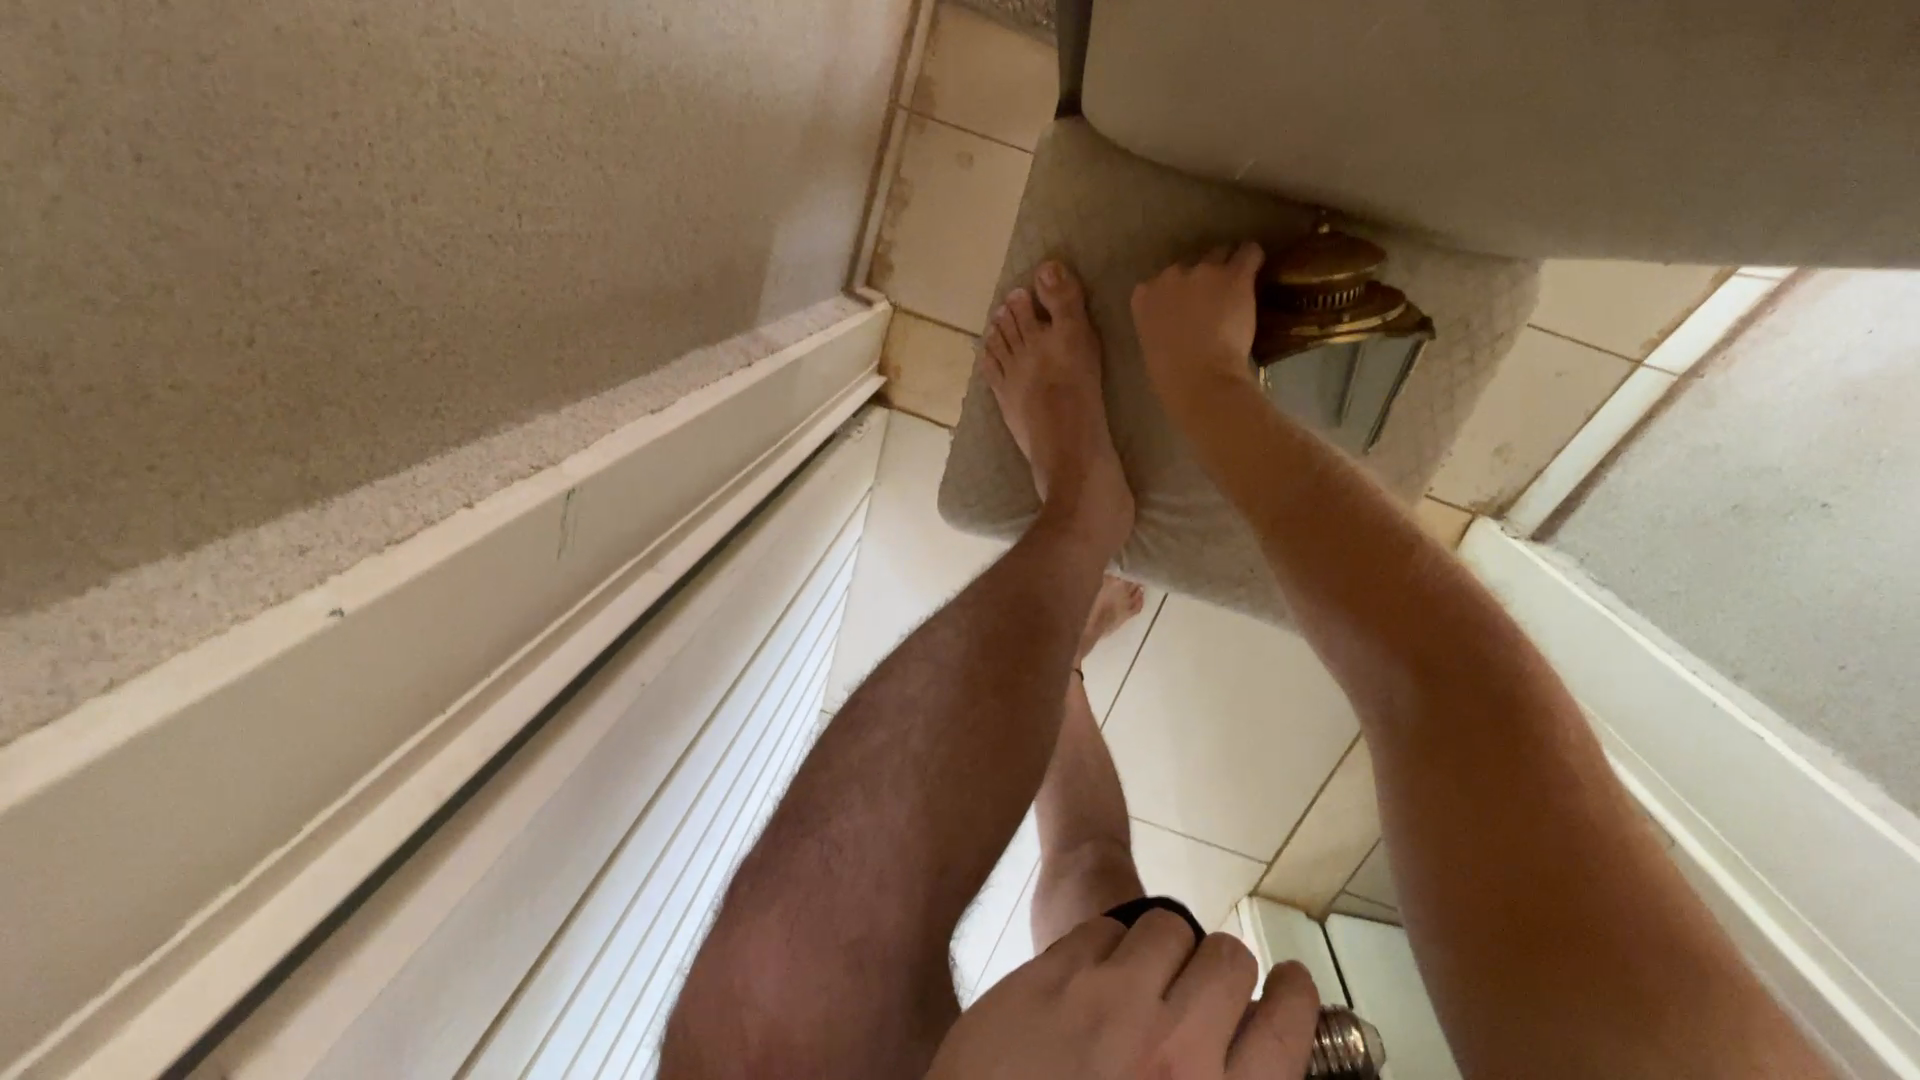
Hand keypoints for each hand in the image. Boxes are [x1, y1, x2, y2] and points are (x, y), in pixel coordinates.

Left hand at [925, 908, 1320, 1078]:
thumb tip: (1241, 1055)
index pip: (1283, 1026)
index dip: (1292, 995)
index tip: (1285, 982)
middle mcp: (1169, 1048)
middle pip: (1229, 959)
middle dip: (1222, 966)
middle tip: (1200, 985)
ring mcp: (1107, 1001)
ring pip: (1167, 927)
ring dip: (1164, 948)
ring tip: (1142, 976)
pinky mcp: (1053, 972)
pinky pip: (1108, 927)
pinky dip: (1109, 946)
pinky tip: (1092, 979)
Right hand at [1131, 242, 1265, 420]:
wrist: (1199, 378)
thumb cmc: (1170, 374)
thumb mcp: (1152, 343)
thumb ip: (1160, 322)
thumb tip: (1178, 321)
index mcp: (1144, 294)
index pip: (1159, 280)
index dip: (1176, 292)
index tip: (1185, 306)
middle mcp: (1170, 275)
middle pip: (1190, 264)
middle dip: (1201, 279)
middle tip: (1213, 301)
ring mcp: (1203, 271)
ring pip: (1220, 255)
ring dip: (1227, 269)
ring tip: (1236, 288)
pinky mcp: (1235, 275)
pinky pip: (1249, 253)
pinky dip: (1252, 259)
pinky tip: (1255, 269)